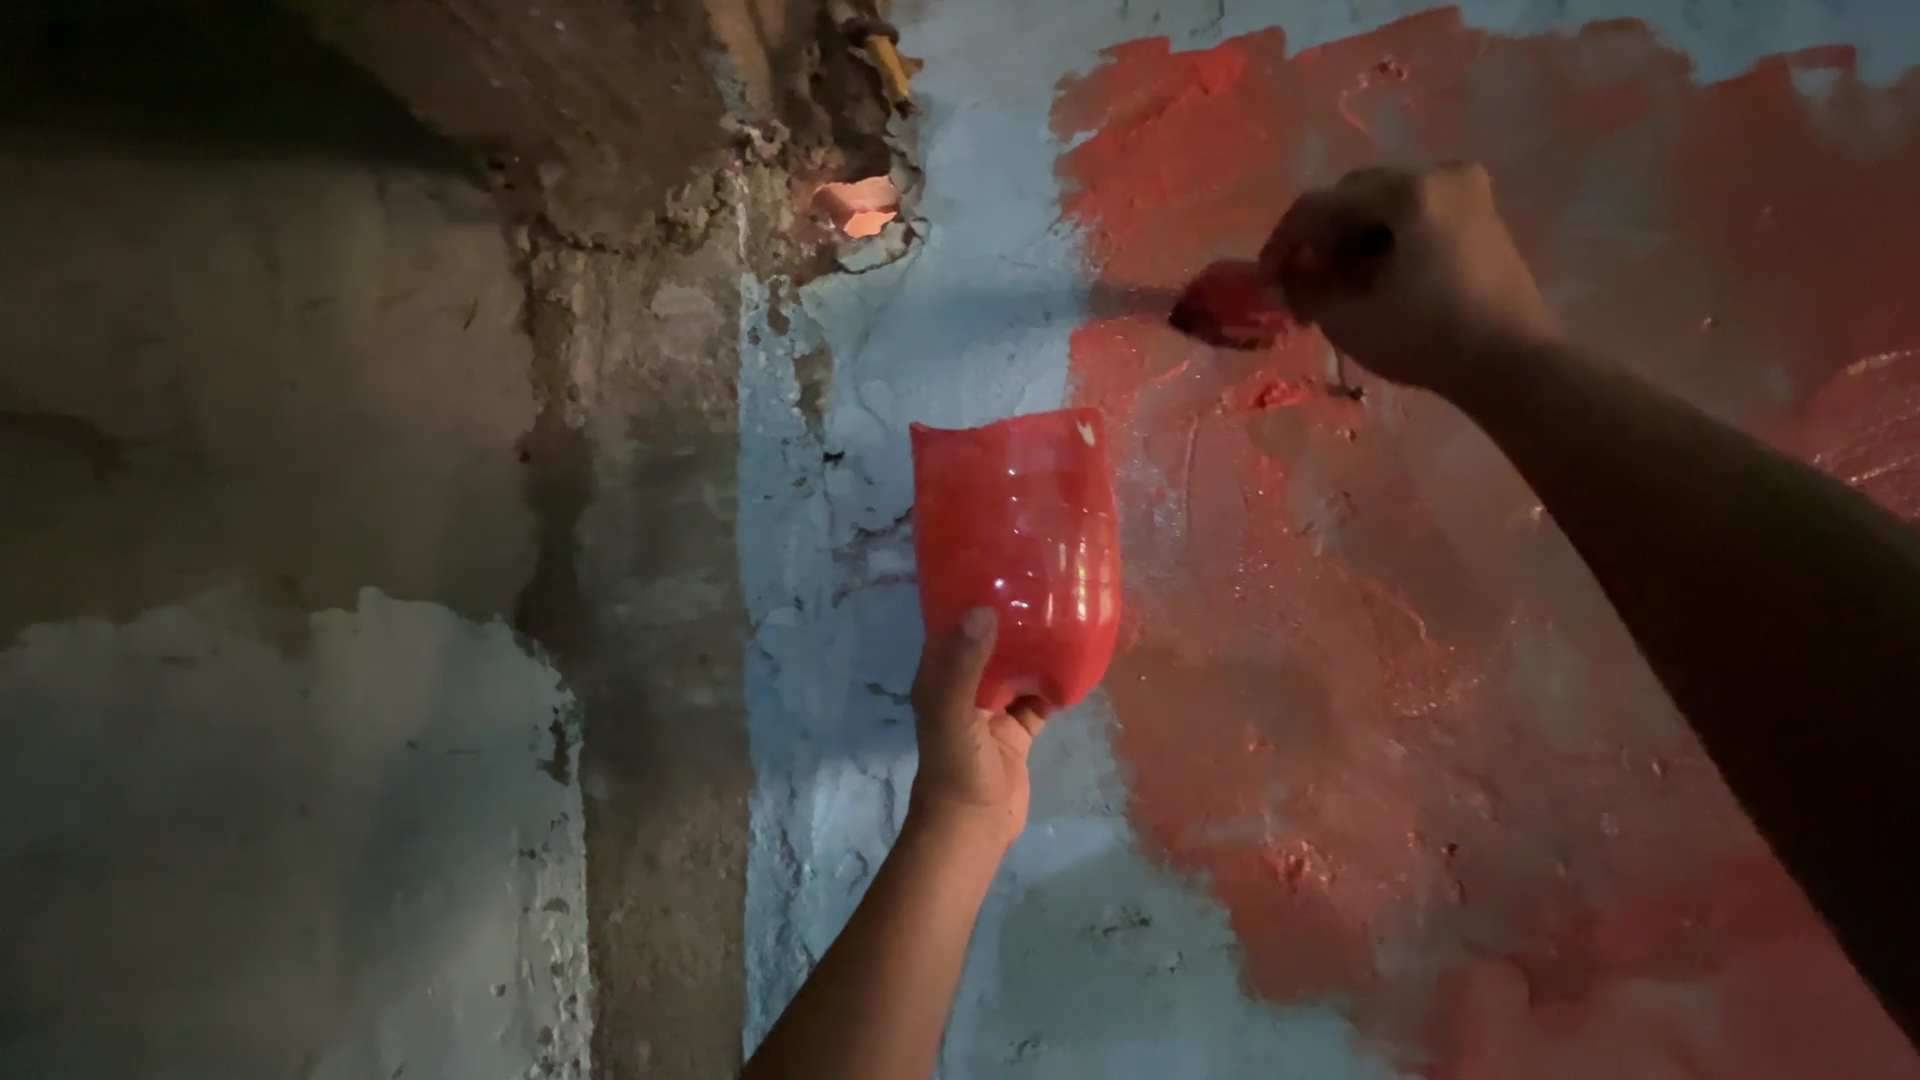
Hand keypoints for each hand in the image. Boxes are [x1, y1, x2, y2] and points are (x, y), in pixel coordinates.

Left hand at [907, 607, 1052, 851]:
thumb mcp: (953, 711)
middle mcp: (965, 686)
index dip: (971, 600)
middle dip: (1010, 620)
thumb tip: (983, 611)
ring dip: (1036, 650)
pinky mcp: (1017, 729)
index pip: (953, 627)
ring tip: (1064, 615)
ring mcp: (993, 709)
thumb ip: (965, 664)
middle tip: (1042, 588)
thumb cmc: (955, 766)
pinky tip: (1076, 664)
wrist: (974, 827)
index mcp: (940, 676)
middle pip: (989, 644)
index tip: (999, 571)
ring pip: (1017, 669)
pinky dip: (1055, 685)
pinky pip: (1039, 699)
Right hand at [1258, 163, 1560, 393]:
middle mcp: (1438, 174)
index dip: (1282, 243)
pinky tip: (1368, 276)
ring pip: (1379, 203)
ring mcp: (1464, 190)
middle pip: (1351, 194)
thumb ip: (1306, 292)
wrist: (1511, 361)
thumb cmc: (1426, 339)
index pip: (1321, 204)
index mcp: (1409, 193)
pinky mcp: (1475, 213)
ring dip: (1346, 239)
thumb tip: (1286, 282)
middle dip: (1317, 237)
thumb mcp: (1349, 320)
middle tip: (1300, 282)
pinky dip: (1378, 239)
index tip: (1265, 282)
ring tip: (1333, 284)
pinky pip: (1409, 212)